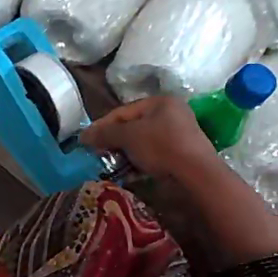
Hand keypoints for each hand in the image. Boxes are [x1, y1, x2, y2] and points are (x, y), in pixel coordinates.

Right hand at [84, 96, 277, 265]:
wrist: (194, 175)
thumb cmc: (161, 146)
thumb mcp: (129, 136)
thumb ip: (105, 133)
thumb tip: (83, 135)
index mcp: (160, 102)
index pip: (123, 111)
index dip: (101, 125)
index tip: (84, 141)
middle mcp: (170, 115)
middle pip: (132, 127)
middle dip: (112, 141)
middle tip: (95, 155)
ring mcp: (177, 136)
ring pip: (140, 143)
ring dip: (123, 154)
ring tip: (107, 166)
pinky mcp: (178, 156)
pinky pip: (150, 156)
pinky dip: (136, 164)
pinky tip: (125, 174)